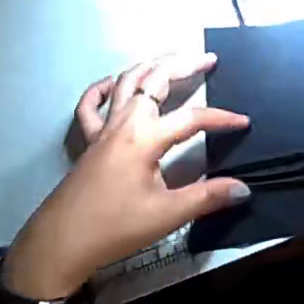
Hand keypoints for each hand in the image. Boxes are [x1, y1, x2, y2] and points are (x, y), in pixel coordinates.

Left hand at [2, 53, 250, 298]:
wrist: (59, 245)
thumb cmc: (114, 228)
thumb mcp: (167, 215)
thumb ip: (208, 197)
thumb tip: (244, 188)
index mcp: (144, 138)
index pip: (191, 118)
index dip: (221, 118)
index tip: (244, 123)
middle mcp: (123, 125)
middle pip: (154, 81)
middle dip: (183, 66)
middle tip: (207, 59)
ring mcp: (103, 131)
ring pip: (125, 84)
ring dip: (149, 67)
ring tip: (170, 59)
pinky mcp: (89, 143)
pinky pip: (92, 106)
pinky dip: (102, 89)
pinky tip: (112, 82)